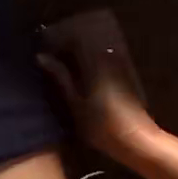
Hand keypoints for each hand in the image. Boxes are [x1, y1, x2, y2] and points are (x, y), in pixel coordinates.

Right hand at [38, 9, 163, 165]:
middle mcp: (109, 57)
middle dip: (66, 49)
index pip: (74, 38)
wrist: (136, 140)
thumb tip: (41, 57)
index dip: (56, 41)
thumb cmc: (102, 124)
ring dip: (77, 57)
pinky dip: (88, 65)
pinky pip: (101, 62)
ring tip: (60, 71)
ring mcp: (119, 66)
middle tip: (49, 62)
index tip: (42, 50)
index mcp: (96, 60)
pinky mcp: (124, 77)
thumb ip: (60, 77)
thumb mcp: (74, 102)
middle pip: (84, 43)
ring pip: (93, 52)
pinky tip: (78, 80)